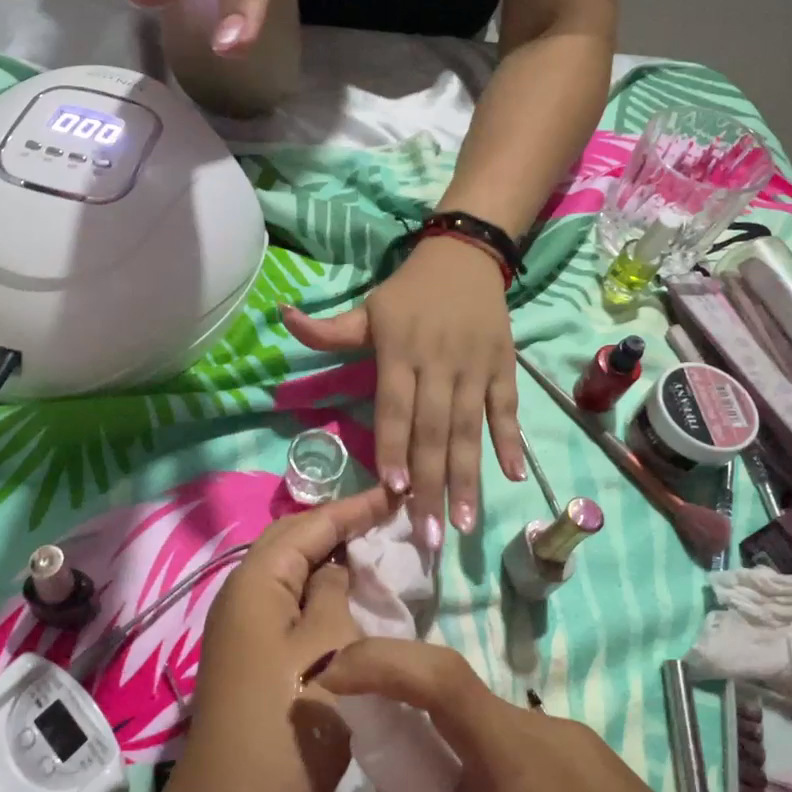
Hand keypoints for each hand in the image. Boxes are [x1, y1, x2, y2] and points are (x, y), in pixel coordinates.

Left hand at [144, 488, 396, 791]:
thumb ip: (333, 591)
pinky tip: (346, 599)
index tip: (394, 492)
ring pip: (290, 574)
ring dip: (327, 559)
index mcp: (256, 580)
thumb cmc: (290, 717)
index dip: (353, 507)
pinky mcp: (251, 657)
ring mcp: (242, 627)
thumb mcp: (328, 646)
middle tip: (384, 516)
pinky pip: (288, 604)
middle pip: (293, 541)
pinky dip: (318, 592)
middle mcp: (242, 593)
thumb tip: (333, 568)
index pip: (310, 524)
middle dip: (337, 525)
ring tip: (371, 549)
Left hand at [282, 236, 526, 553]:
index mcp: (400, 352)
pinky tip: (509, 477)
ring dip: (467, 476)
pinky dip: (509, 441)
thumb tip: (282, 318)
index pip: (395, 408)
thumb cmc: (408, 292)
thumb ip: (329, 330)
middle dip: (431, 484)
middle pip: (432, 430)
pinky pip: (506, 408)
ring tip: (463, 523)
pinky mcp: (503, 366)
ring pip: (469, 428)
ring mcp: (474, 367)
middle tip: (428, 535)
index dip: (393, 447)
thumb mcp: (367, 308)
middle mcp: (438, 364)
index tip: (393, 491)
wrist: (465, 256)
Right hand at [315, 638, 684, 791]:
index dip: (381, 663)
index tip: (329, 676)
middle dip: (401, 718)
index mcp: (519, 758)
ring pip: (483, 728)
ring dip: (445, 754)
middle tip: (376, 763)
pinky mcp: (590, 760)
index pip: (443, 680)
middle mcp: (543, 731)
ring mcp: (572, 742)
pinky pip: (515, 748)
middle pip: (451, 701)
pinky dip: (482, 767)